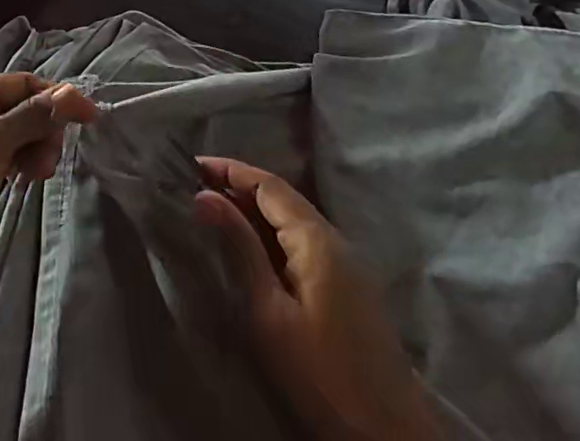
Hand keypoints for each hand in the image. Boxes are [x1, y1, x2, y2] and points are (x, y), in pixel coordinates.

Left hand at [0, 73, 97, 270]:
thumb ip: (35, 116)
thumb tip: (72, 91)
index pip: (27, 83)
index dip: (59, 99)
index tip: (91, 119)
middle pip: (26, 109)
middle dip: (45, 131)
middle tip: (49, 161)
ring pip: (20, 135)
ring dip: (35, 151)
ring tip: (36, 176)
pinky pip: (9, 156)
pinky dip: (21, 164)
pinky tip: (25, 180)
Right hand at [195, 157, 439, 440]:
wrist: (388, 434)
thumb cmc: (320, 373)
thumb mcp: (268, 311)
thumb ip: (240, 248)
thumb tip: (206, 196)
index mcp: (316, 238)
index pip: (268, 184)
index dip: (230, 170)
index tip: (191, 165)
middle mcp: (334, 239)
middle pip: (282, 197)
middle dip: (238, 185)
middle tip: (195, 186)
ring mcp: (345, 262)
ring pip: (292, 218)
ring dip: (253, 209)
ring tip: (213, 209)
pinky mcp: (347, 284)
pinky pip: (302, 240)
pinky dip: (270, 232)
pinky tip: (249, 245)